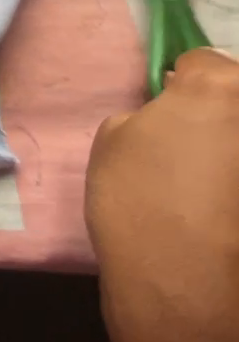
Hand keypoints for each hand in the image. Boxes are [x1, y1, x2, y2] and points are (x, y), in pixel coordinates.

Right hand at [85, 48, 238, 341]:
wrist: (187, 279)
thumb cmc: (136, 196)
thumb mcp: (115, 137)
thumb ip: (154, 114)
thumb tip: (178, 113)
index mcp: (221, 93)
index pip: (207, 62)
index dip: (184, 78)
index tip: (168, 100)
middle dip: (219, 114)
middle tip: (190, 139)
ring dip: (225, 153)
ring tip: (208, 179)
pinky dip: (230, 182)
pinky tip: (219, 203)